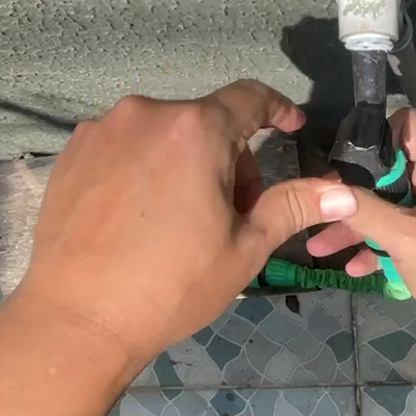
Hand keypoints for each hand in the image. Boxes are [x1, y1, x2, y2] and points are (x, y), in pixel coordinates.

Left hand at [20, 80, 358, 362]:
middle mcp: (145, 113)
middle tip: (231, 219)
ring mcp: (101, 130)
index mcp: (196, 131)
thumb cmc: (174, 286)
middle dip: (230, 162)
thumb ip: (293, 208)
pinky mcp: (72, 152)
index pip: (249, 99)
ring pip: (165, 137)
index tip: (292, 127)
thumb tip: (344, 194)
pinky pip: (127, 149)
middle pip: (207, 124)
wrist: (80, 316)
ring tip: (182, 226)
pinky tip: (142, 223)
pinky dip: (148, 173)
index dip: (278, 110)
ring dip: (188, 167)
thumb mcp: (245, 249)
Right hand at [304, 109, 415, 353]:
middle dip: (351, 189)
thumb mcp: (405, 238)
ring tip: (317, 247)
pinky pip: (391, 236)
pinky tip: (350, 269)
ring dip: (353, 226)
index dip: (372, 137)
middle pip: (386, 170)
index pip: (404, 126)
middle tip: (317, 207)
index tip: (339, 162)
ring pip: (384, 207)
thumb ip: (365, 209)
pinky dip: (372, 249)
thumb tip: (325, 188)